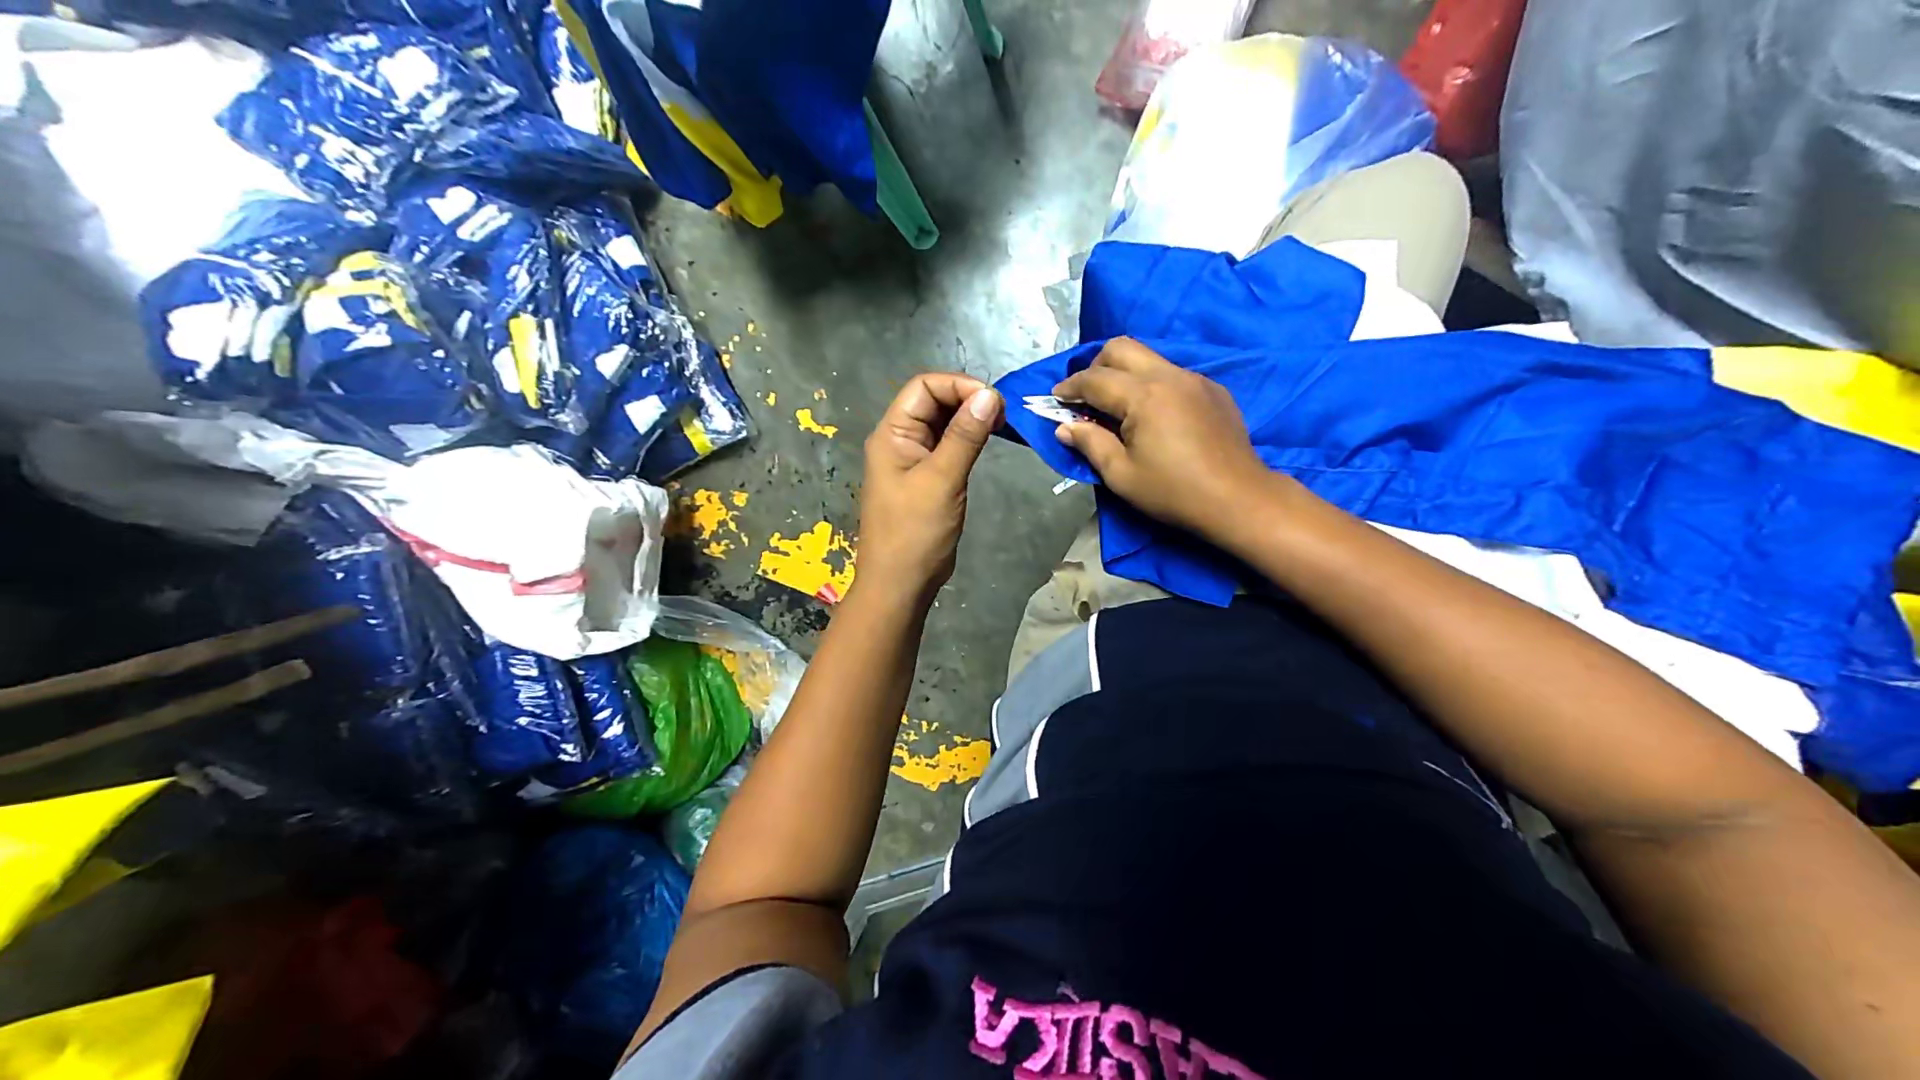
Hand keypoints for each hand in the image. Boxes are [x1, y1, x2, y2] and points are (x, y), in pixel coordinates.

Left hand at [855, 373, 1002, 602]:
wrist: (900, 584)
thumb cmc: (914, 532)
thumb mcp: (942, 480)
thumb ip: (964, 436)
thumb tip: (989, 395)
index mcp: (892, 434)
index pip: (923, 387)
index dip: (958, 385)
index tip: (993, 400)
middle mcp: (900, 440)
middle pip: (933, 401)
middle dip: (967, 399)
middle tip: (1003, 414)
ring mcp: (913, 460)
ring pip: (943, 424)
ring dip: (970, 419)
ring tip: (1002, 425)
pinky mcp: (927, 478)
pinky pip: (948, 446)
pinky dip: (968, 439)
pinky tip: (988, 441)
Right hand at [1054, 338, 1293, 536]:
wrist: (1238, 499)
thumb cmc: (1173, 492)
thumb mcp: (1121, 475)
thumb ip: (1090, 443)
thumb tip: (1064, 427)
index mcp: (1144, 396)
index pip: (1095, 378)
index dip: (1070, 387)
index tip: (1056, 399)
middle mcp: (1169, 376)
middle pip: (1122, 348)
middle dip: (1096, 366)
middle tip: (1086, 395)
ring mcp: (1195, 379)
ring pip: (1149, 358)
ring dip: (1125, 373)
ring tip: (1116, 405)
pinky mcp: (1213, 390)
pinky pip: (1173, 374)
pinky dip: (1152, 384)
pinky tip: (1153, 415)